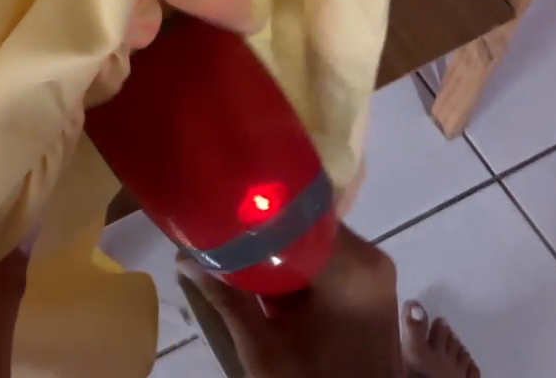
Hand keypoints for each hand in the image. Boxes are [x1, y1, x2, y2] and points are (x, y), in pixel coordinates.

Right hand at [177, 226, 403, 377]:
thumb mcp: (263, 350)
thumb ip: (226, 298)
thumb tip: (183, 257)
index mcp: (350, 266)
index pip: (293, 212)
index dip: (253, 208)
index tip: (218, 206)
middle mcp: (368, 257)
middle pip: (301, 223)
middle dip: (260, 228)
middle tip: (217, 224)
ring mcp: (372, 272)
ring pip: (310, 238)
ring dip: (275, 246)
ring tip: (232, 244)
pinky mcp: (368, 287)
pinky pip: (323, 256)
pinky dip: (294, 262)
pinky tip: (260, 271)